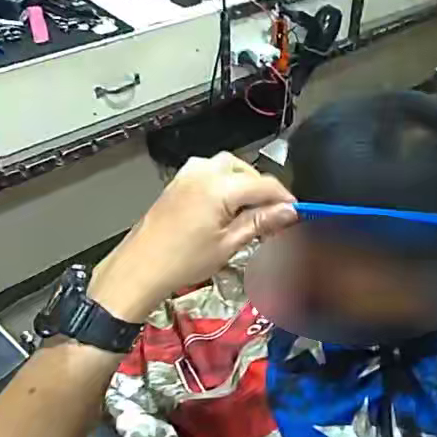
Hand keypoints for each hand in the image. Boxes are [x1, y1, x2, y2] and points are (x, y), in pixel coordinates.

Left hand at [90, 153, 296, 321]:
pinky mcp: (178, 182)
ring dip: (245, 185)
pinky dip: (226, 183)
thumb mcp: (229, 244)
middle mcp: (203, 172)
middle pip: (248, 171)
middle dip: (264, 191)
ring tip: (251, 212)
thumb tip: (289, 212)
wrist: (139, 269)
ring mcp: (188, 175)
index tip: (296, 213)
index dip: (284, 199)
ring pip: (229, 167)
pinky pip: (211, 172)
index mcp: (218, 186)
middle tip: (274, 217)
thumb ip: (261, 222)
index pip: (265, 184)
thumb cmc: (181, 260)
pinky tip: (227, 207)